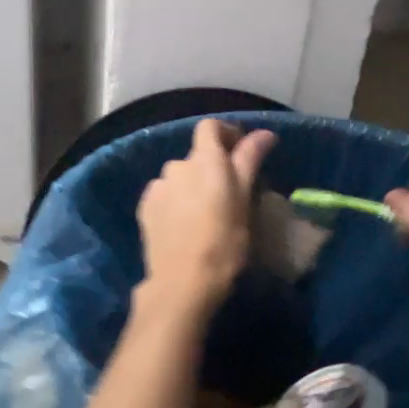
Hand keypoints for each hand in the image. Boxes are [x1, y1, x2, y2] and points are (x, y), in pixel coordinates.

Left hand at [135, 119, 276, 323]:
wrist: (182, 280)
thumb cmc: (224, 241)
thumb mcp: (244, 201)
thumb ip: (249, 161)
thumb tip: (263, 133)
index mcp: (204, 160)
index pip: (210, 127)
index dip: (226, 133)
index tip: (241, 150)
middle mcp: (176, 165)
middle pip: (195, 155)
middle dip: (211, 168)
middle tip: (228, 196)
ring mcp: (157, 186)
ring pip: (179, 177)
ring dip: (191, 186)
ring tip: (204, 215)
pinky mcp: (145, 206)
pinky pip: (164, 194)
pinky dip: (175, 201)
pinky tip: (184, 225)